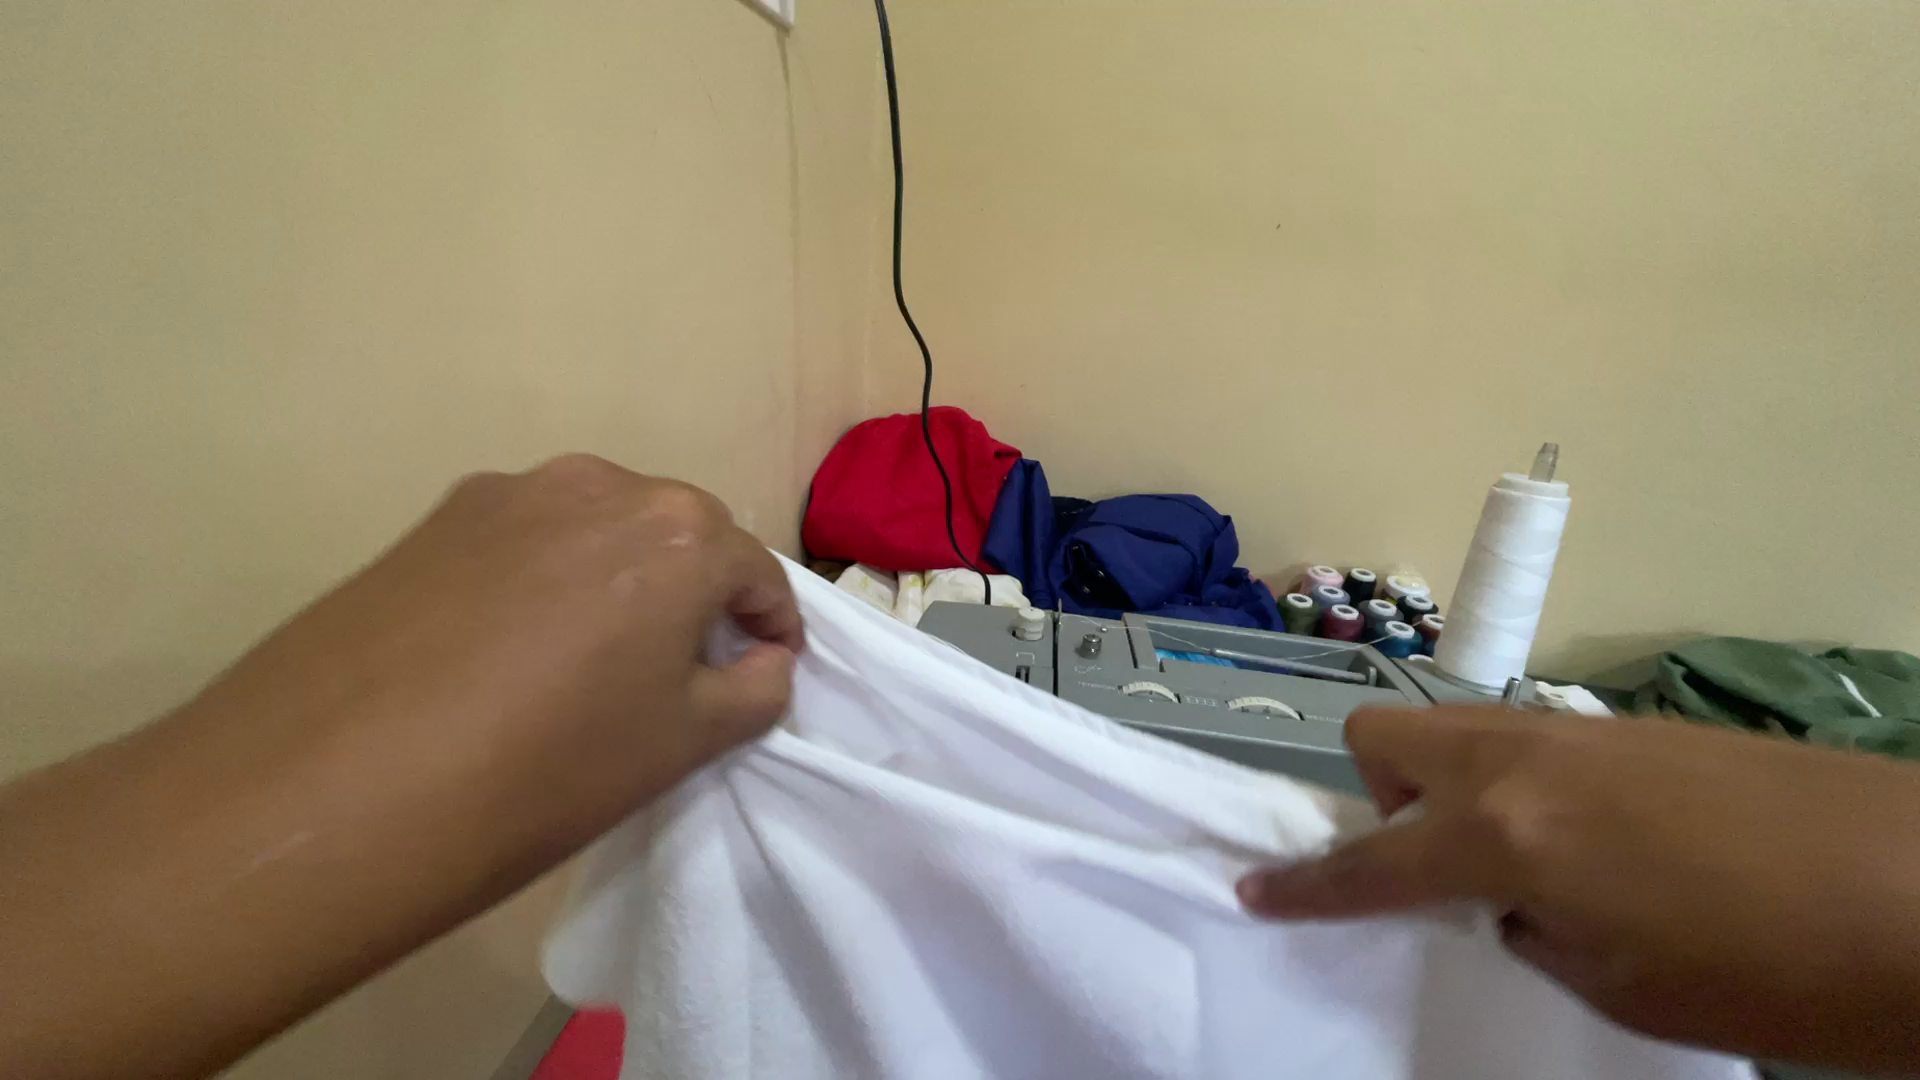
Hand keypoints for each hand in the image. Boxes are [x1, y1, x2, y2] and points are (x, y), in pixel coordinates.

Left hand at [195, 452, 804, 855]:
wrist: (322, 799)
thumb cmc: (546, 769)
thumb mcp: (687, 741)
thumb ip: (758, 688)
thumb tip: (762, 661)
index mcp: (681, 532)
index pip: (758, 573)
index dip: (772, 627)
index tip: (764, 670)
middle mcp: (607, 485)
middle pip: (687, 538)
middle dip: (703, 595)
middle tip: (685, 666)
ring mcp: (514, 492)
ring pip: (611, 530)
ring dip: (631, 578)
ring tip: (601, 652)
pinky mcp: (441, 515)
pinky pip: (537, 537)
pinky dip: (558, 575)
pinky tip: (523, 640)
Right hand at [1237, 707, 1919, 1073]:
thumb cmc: (1777, 969)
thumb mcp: (1625, 987)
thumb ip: (1525, 925)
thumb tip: (1502, 894)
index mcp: (1500, 836)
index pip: (1371, 864)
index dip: (1308, 888)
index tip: (1256, 891)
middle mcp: (1507, 763)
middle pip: (1378, 737)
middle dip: (1384, 793)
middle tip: (1445, 849)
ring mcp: (1559, 730)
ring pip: (1442, 726)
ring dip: (1445, 779)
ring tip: (1522, 840)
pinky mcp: (1609, 723)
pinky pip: (1513, 735)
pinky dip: (1513, 778)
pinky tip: (1596, 827)